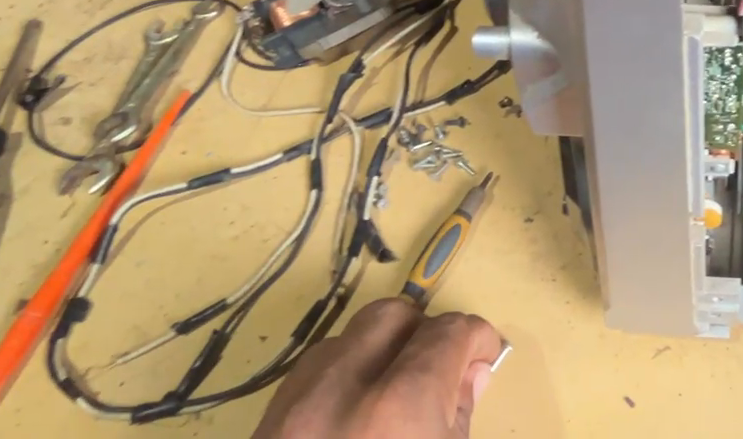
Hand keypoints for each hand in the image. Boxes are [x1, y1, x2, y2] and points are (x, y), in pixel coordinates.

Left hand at [253, 299, 503, 438]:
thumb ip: (458, 416)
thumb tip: (468, 375)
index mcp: (399, 407)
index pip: (448, 332)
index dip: (476, 339)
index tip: (483, 358)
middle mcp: (340, 396)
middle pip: (391, 316)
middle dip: (421, 331)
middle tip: (437, 369)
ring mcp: (289, 417)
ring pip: (341, 342)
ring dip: (374, 354)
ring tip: (391, 396)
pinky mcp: (259, 433)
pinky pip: (303, 382)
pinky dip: (334, 385)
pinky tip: (349, 422)